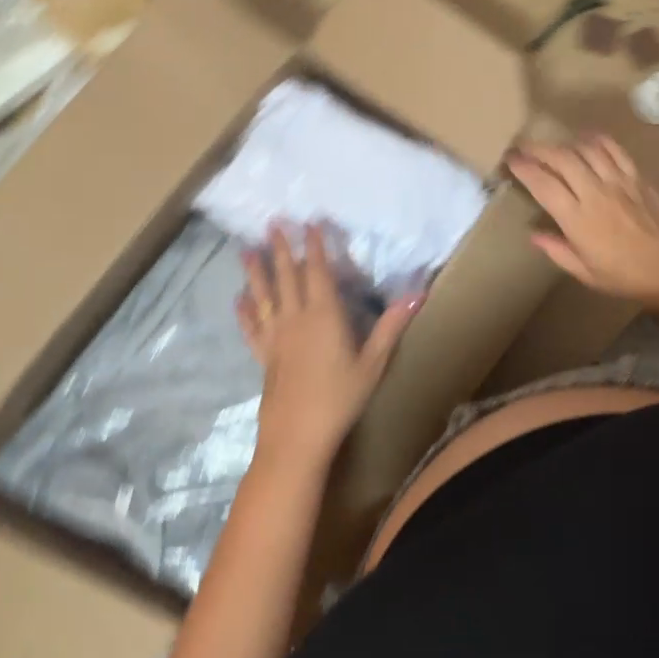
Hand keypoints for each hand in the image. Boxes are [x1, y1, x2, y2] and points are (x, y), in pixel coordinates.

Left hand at [236, 224, 418, 468]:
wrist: (297, 435)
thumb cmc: (341, 397)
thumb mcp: (373, 362)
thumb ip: (391, 326)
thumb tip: (419, 293)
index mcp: (324, 316)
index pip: (317, 272)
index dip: (314, 247)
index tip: (310, 223)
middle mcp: (295, 319)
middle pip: (286, 277)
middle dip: (281, 249)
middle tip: (273, 223)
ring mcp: (275, 337)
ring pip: (263, 296)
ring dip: (255, 272)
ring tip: (246, 250)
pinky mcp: (263, 356)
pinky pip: (251, 327)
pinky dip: (245, 311)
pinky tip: (239, 300)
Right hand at [508, 136, 658, 307]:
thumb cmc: (626, 277)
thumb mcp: (586, 273)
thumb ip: (558, 250)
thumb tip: (535, 234)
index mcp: (578, 219)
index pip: (543, 184)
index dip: (524, 169)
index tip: (511, 161)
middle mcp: (596, 193)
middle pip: (562, 159)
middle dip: (539, 149)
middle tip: (524, 148)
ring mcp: (619, 182)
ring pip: (586, 150)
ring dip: (566, 144)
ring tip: (554, 147)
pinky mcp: (637, 178)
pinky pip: (615, 151)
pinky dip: (598, 141)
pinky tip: (588, 140)